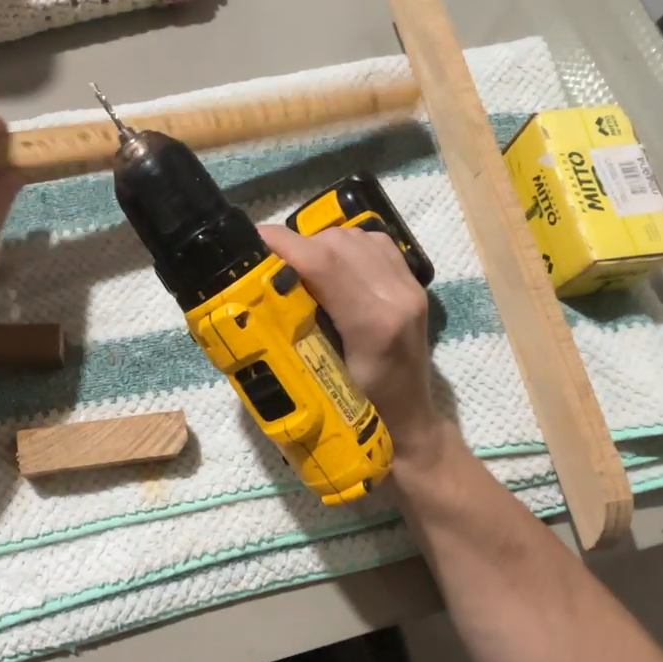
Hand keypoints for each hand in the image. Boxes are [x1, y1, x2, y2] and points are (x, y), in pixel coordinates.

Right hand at [258, 224, 445, 456]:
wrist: (411, 424)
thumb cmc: (361, 415)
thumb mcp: (317, 383)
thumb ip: (291, 340)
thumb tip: (249, 306)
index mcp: (373, 324)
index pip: (324, 263)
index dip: (284, 245)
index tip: (251, 242)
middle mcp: (396, 296)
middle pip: (337, 243)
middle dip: (296, 245)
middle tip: (267, 263)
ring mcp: (409, 287)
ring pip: (355, 237)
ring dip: (320, 244)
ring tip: (297, 268)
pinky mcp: (413, 284)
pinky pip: (373, 243)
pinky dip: (345, 246)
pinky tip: (330, 267)